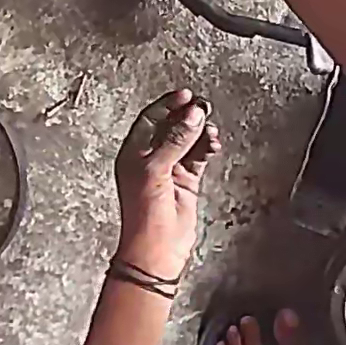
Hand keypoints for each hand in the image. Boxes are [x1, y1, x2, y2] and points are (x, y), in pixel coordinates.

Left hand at [114, 89, 221, 282]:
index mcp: (133, 153)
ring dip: (199, 132)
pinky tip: (213, 143)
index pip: (150, 119)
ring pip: (187, 141)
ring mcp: (169, 170)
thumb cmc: (144, 214)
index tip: (186, 95)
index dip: (167, 105)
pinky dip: (206, 148)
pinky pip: (198, 157)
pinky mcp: (186, 182)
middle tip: (202, 106)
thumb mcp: (155, 170)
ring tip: (210, 126)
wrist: (157, 249)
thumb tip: (192, 115)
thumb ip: (175, 140)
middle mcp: (150, 159)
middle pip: (170, 127)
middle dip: (186, 116)